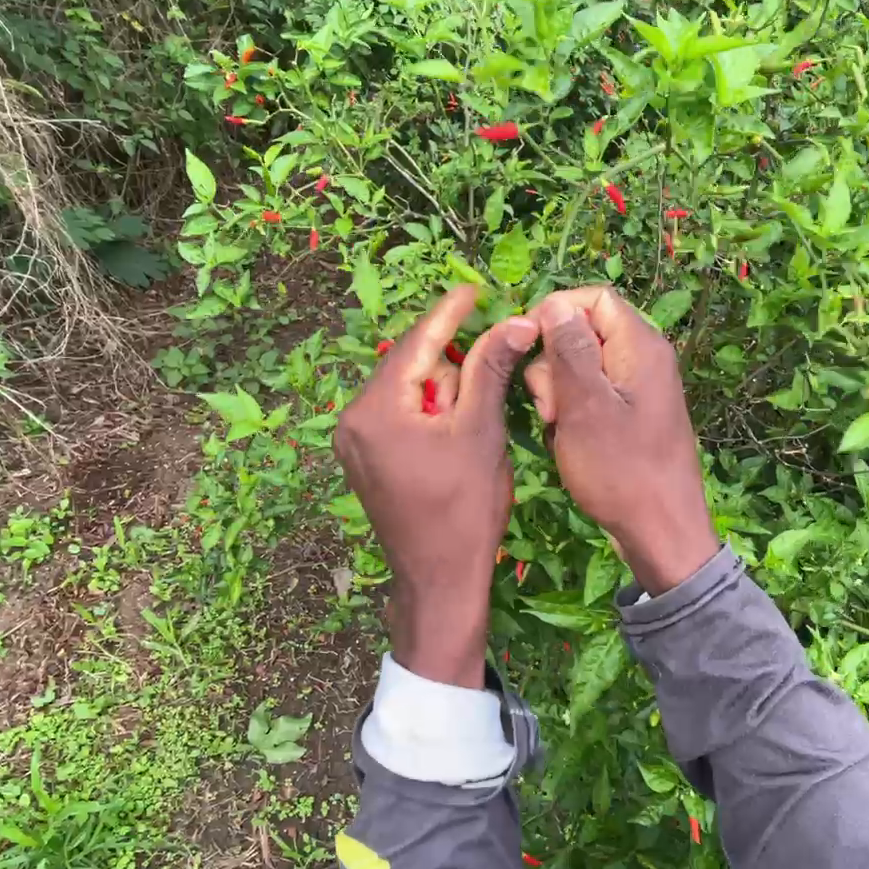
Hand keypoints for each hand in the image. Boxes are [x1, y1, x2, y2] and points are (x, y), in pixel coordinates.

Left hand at [333, 285, 538, 686]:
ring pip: (407, 394)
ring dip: (443, 397)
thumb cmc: (465, 508)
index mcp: (375, 410)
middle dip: (452, 371)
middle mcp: (352, 420)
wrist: (439, 580)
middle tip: (483, 401)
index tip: (472, 287)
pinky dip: (429, 417)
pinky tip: (452, 439)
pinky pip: (399, 419)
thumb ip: (490, 370)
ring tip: (470, 433)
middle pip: (411, 368)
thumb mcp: (481, 433)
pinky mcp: (364, 462)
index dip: (449, 313)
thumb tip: (515, 321)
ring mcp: (353, 443)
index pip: (417, 344)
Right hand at [524, 285, 717, 594]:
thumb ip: (569, 350)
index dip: (555, 313)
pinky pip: (593, 397)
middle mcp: (644, 359)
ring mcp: (639, 390)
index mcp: (641, 346)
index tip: (528, 347)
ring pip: (582, 368)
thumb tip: (554, 303)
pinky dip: (573, 413)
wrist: (661, 532)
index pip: (594, 298)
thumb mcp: (584, 406)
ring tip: (559, 430)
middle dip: (554, 363)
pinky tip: (569, 441)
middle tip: (550, 408)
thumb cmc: (621, 470)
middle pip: (585, 332)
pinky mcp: (632, 416)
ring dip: (559, 394)